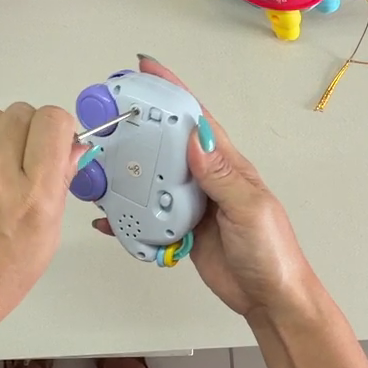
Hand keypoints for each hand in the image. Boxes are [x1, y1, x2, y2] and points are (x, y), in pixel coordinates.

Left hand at [0, 103, 78, 351]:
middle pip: (21, 112)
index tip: (53, 145)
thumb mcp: (47, 238)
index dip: (57, 128)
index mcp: (34, 198)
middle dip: (29, 130)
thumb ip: (59, 185)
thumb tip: (71, 145)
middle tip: (22, 159)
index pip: (53, 122)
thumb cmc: (1, 278)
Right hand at [99, 57, 316, 318]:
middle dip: (137, 127)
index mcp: (225, 164)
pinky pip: (146, 218)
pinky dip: (125, 217)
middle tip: (104, 116)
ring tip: (95, 167)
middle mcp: (204, 178)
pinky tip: (106, 219)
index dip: (171, 91)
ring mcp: (189, 205)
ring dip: (124, 173)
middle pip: (163, 145)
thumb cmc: (272, 252)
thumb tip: (193, 138)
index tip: (144, 69)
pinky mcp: (178, 231)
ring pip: (150, 180)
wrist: (270, 298)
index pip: (194, 119)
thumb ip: (222, 176)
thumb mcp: (250, 210)